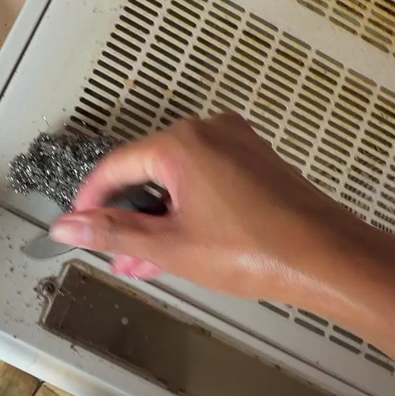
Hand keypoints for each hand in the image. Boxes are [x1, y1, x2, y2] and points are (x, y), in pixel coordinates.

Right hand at [48, 114, 394, 308]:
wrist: (328, 258)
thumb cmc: (254, 250)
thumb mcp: (168, 247)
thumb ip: (112, 233)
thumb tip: (66, 226)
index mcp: (181, 144)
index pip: (115, 166)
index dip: (90, 201)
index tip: (78, 227)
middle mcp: (208, 133)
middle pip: (147, 172)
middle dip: (127, 218)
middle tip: (115, 255)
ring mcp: (236, 145)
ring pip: (176, 181)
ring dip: (156, 221)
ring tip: (144, 263)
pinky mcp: (256, 164)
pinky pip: (204, 182)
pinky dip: (185, 211)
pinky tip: (179, 246)